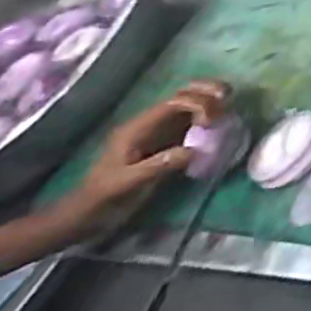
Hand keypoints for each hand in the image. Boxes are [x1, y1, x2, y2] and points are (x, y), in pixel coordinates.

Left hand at [54, 80, 229, 237]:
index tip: (211, 123)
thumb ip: (158, 166)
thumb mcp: (126, 185)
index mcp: (138, 128)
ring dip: (212, 102)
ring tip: (228, 112)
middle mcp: (150, 123)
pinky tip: (219, 126)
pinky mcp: (166, 142)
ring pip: (191, 103)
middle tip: (229, 104)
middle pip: (185, 94)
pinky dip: (209, 116)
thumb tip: (195, 150)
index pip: (176, 102)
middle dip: (209, 93)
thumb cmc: (101, 200)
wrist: (82, 217)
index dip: (199, 104)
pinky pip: (192, 120)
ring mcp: (158, 132)